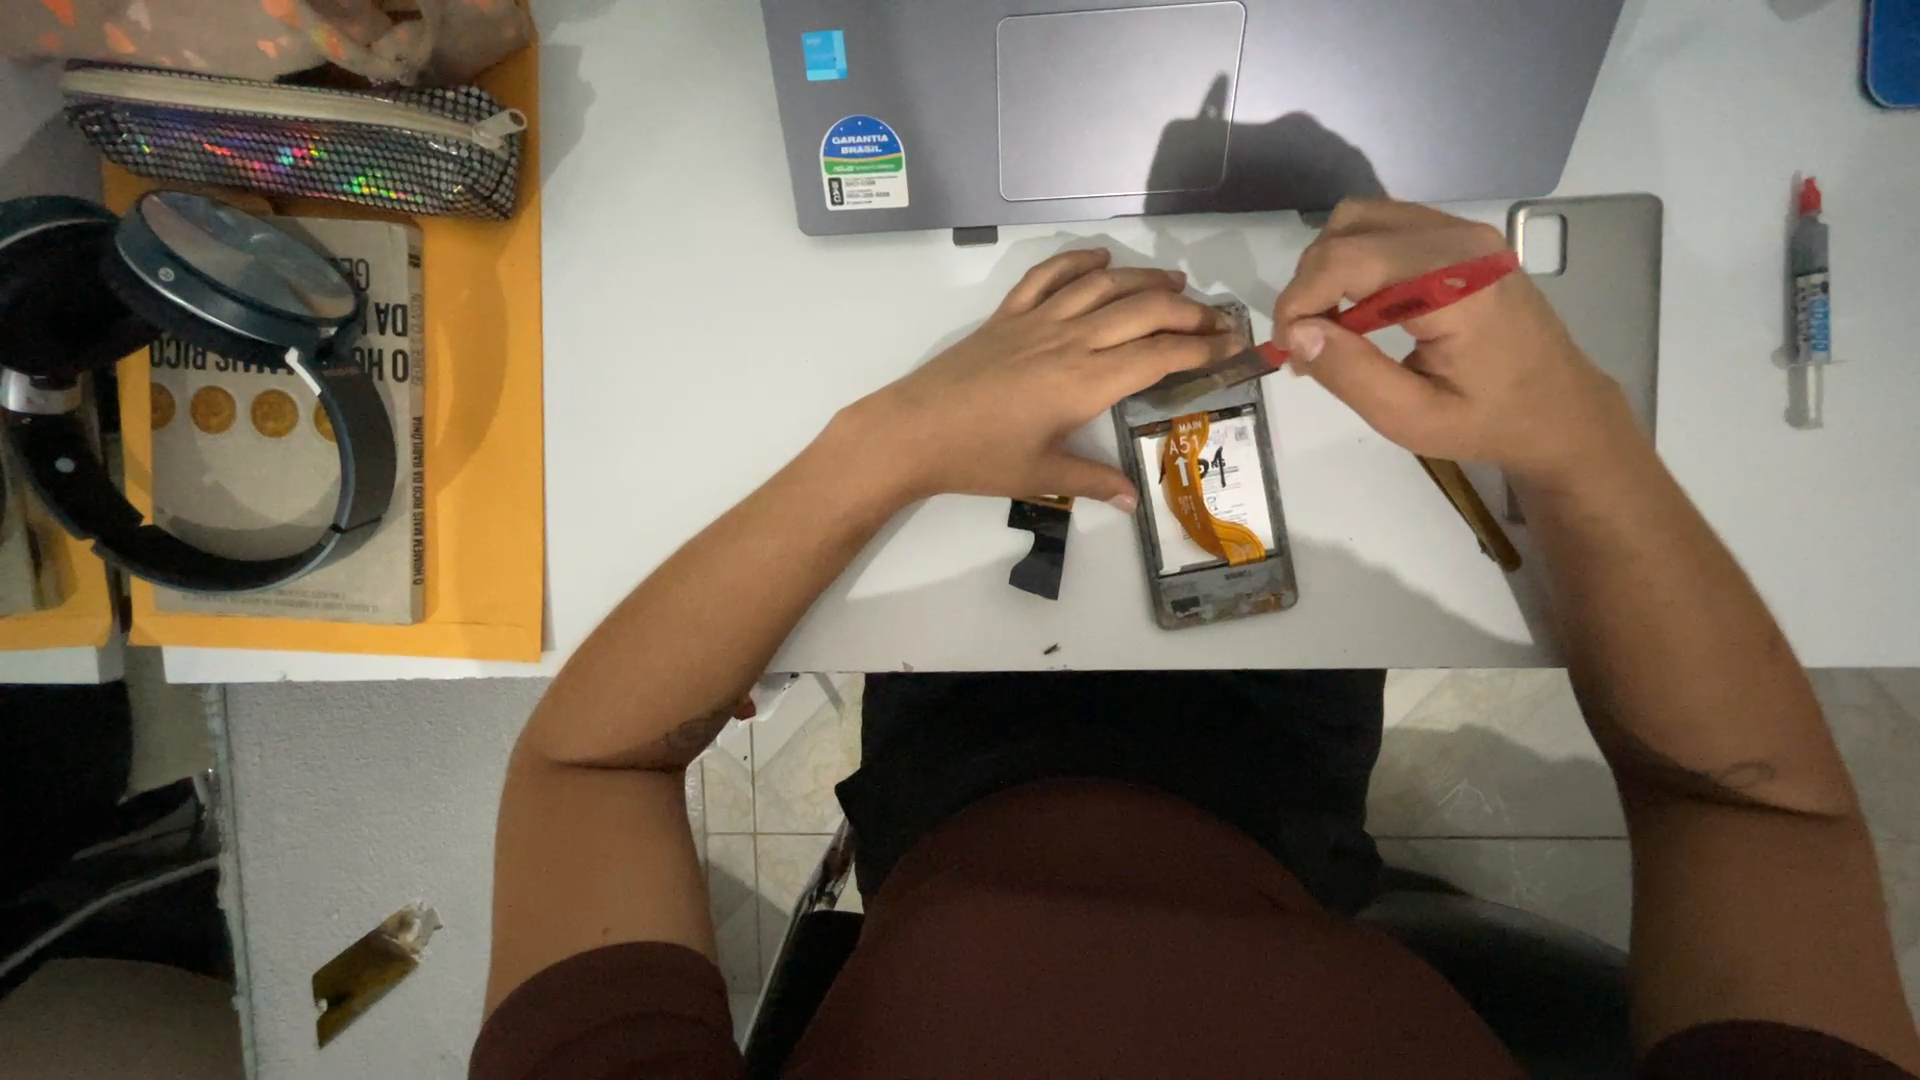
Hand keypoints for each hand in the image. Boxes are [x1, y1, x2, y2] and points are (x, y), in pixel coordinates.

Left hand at [844, 248, 1243, 509]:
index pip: (1157, 356)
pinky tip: (1099, 260)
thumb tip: (1133, 501)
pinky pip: (1047, 276)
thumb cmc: (977, 458)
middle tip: (1214, 318)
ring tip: (1175, 282)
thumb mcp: (1040, 475)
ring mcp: (1036, 321)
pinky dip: (1076, 262)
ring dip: (1143, 278)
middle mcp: (1068, 341)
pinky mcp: (1006, 316)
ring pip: (1101, 286)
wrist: (913, 430)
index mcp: (1084, 382)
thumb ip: (1091, 481)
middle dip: (1186, 311)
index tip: (1230, 346)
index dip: (1200, 349)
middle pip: (1141, 311)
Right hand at [1274, 199, 1632, 483]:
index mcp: (1454, 285)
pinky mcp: (1458, 239)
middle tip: (1305, 344)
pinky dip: (1349, 263)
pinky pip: (1381, 229)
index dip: (1297, 300)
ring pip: (1358, 221)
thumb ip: (1349, 373)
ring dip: (1324, 271)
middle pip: (1346, 230)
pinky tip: (1354, 311)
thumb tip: (1295, 333)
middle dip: (1307, 286)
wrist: (1558, 409)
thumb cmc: (1485, 421)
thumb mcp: (1409, 417)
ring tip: (1327, 326)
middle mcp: (1459, 241)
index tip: (1288, 351)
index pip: (1344, 261)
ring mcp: (1462, 232)